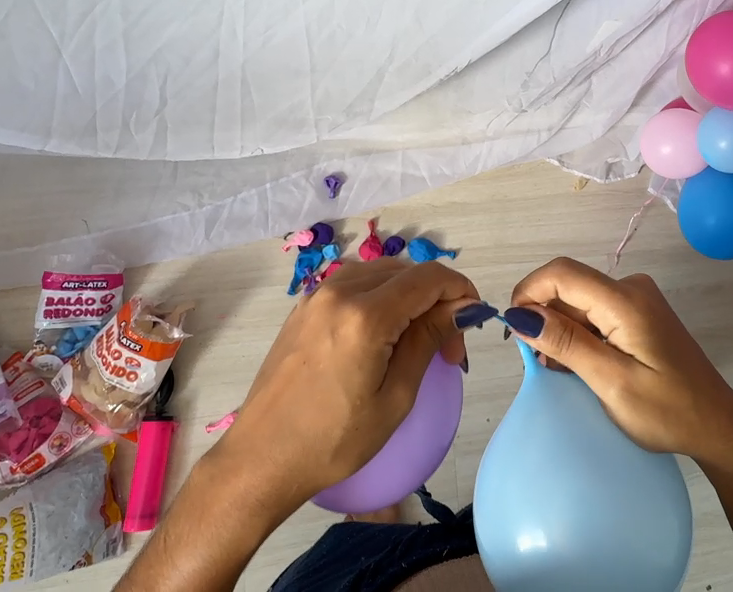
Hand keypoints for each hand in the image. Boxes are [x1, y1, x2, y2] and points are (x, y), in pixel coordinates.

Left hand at [214, 258, 483, 507]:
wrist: (260, 460)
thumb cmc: (332, 441)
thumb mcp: (395, 398)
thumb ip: (428, 339)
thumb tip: (460, 307)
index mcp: (366, 314)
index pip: (429, 277)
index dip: (461, 290)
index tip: (473, 322)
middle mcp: (340, 291)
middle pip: (407, 271)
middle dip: (437, 298)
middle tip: (446, 347)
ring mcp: (317, 296)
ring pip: (381, 274)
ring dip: (408, 296)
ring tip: (417, 341)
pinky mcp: (303, 308)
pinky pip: (354, 285)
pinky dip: (380, 298)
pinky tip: (383, 335)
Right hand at [504, 257, 732, 462]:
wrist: (716, 425)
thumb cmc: (667, 411)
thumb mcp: (611, 382)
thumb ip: (567, 344)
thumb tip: (521, 314)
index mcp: (625, 300)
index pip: (561, 273)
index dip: (528, 292)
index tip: (514, 331)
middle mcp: (630, 288)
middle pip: (568, 286)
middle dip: (543, 317)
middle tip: (539, 363)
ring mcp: (636, 299)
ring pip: (578, 301)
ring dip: (559, 329)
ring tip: (559, 370)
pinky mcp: (637, 313)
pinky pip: (594, 312)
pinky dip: (577, 334)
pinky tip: (578, 365)